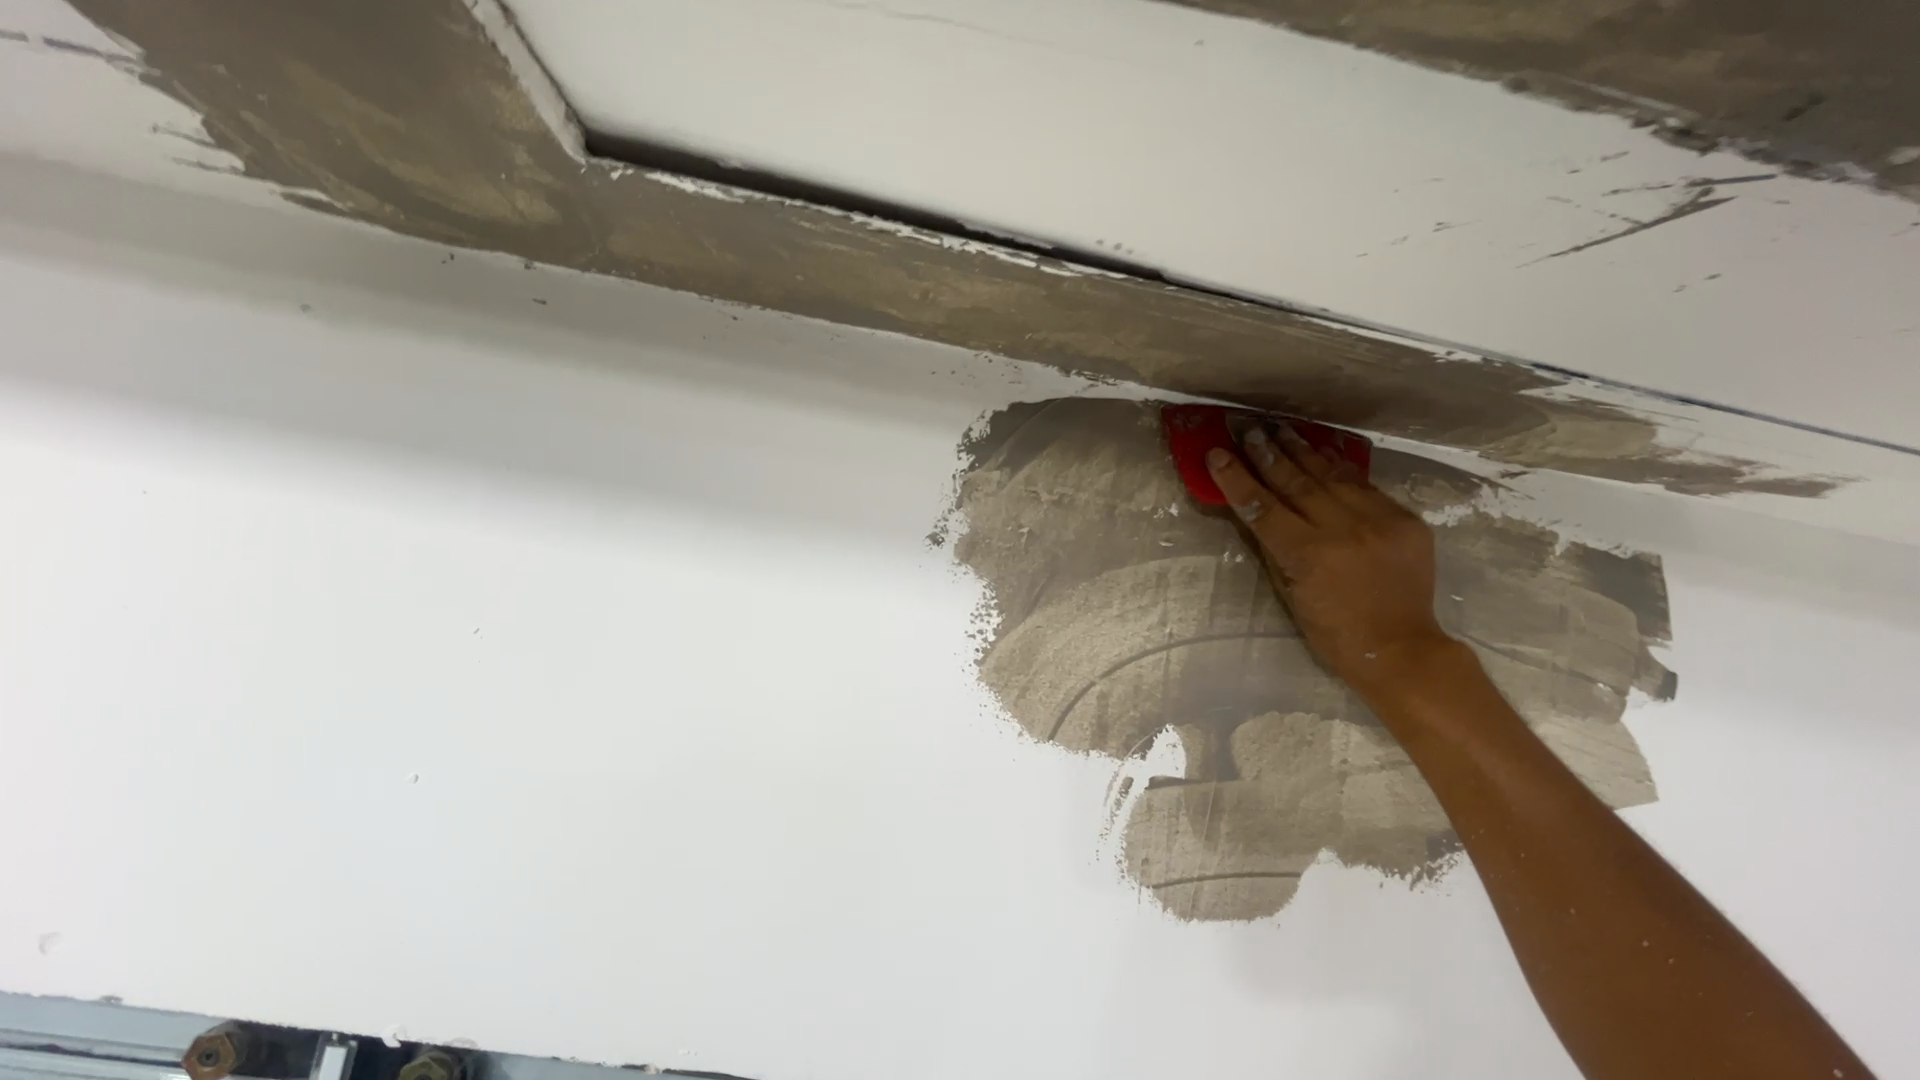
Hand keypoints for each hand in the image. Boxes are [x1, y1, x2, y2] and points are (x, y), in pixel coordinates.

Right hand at [1205, 425, 1449, 693]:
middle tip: (1248, 429)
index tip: (1217, 453)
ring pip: (1332, 476)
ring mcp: (1379, 521)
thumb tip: (1255, 510)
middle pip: (1296, 482)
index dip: (1236, 478)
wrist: (1401, 649)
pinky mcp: (1405, 520)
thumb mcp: (1290, 594)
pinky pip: (1365, 486)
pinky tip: (1323, 452)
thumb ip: (1273, 548)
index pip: (1262, 507)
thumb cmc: (1333, 633)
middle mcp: (1344, 530)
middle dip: (1267, 453)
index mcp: (1308, 555)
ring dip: (1302, 451)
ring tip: (1280, 430)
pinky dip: (1340, 469)